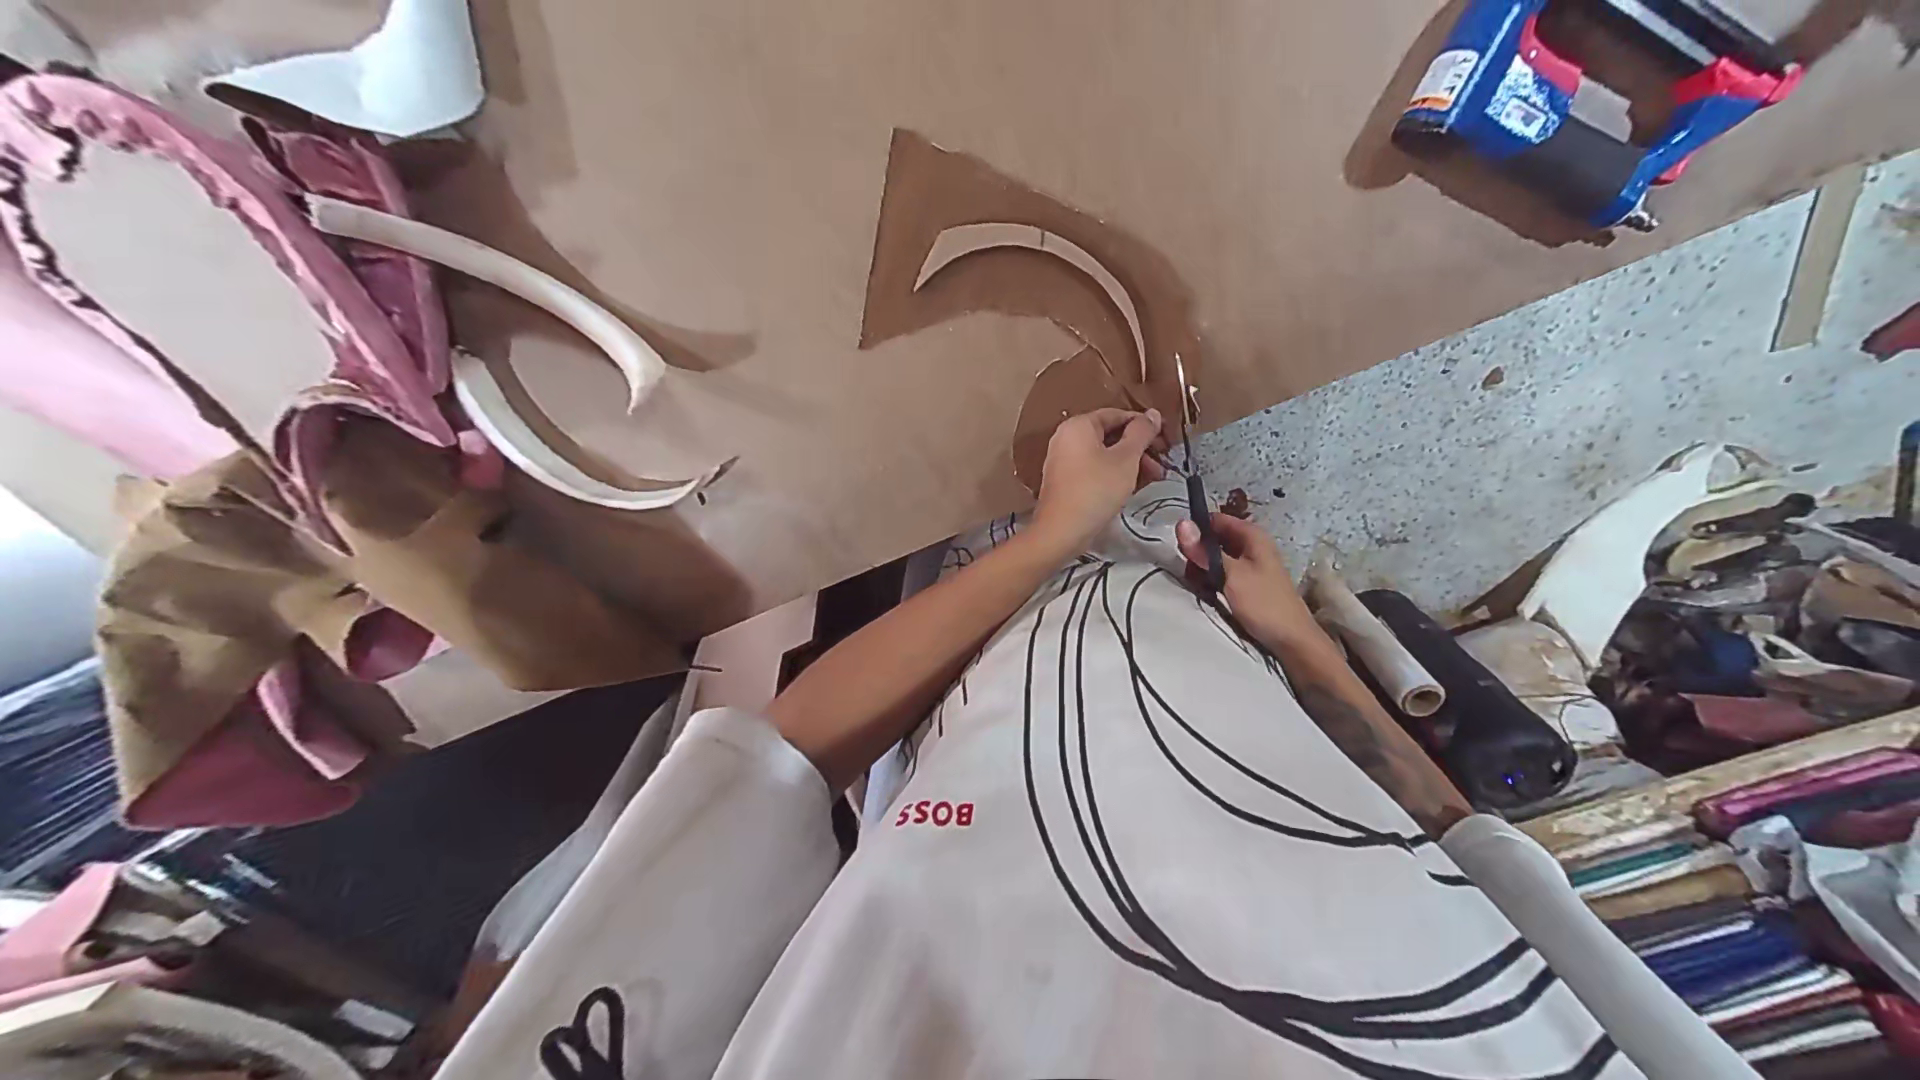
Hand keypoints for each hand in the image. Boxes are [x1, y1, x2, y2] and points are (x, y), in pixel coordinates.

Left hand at [1031, 408, 1166, 553]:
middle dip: (1139, 447)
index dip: (1143, 425)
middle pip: (1110, 434)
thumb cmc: (1096, 490)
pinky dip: (1113, 473)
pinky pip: (1093, 469)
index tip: (1164, 440)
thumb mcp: (1126, 459)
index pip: (1117, 414)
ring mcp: (1063, 460)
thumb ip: (1141, 433)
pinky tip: (1131, 486)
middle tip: (1161, 462)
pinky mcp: (1064, 481)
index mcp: (1078, 425)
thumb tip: (1153, 413)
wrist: (1062, 531)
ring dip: (1130, 462)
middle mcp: (1066, 438)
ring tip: (1153, 477)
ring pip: (1103, 454)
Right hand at [1177, 514, 1319, 649]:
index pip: (1216, 519)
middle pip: (1213, 539)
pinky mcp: (1246, 583)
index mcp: (1252, 536)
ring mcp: (1249, 565)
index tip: (1181, 546)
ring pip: (1214, 558)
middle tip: (1192, 572)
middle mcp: (1251, 546)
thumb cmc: (1263, 603)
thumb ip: (1204, 551)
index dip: (1197, 529)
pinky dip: (1211, 580)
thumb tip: (1180, 523)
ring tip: (1200, 586)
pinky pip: (1221, 573)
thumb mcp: (1230, 574)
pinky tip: (1209, 593)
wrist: (1290, 640)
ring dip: (1202, 569)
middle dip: (1198, 553)